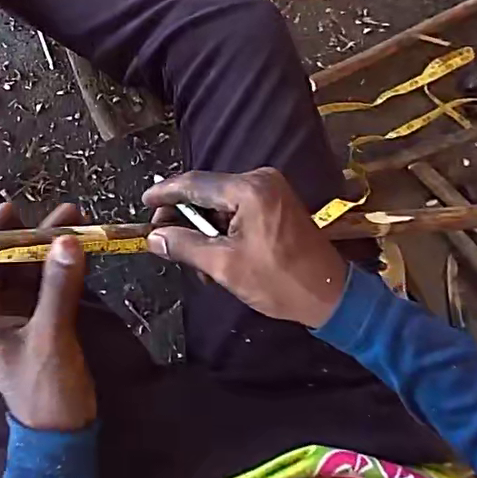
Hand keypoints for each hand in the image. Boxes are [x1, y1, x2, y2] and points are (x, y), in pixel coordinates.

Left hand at [0, 202, 96, 431]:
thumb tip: (66, 242)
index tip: (11, 207)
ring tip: (78, 224)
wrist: (65, 442)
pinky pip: (51, 291)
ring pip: (34, 277)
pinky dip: (63, 272)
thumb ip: (58, 289)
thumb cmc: (47, 393)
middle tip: (65, 213)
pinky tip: (80, 255)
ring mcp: (23, 323)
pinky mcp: (46, 329)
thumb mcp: (52, 338)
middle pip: (13, 267)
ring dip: (53, 253)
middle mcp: (0, 317)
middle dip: (35, 239)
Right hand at [142, 169, 348, 327]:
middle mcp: (260, 180)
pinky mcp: (276, 202)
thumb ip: (183, 245)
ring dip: (201, 225)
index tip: (144, 201)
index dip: (165, 193)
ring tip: (190, 254)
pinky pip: (235, 207)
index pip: (194, 183)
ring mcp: (270, 189)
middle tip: (163, 236)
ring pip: (218, 201)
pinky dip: (220, 226)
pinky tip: (212, 249)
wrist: (333, 298)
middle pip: (205, 190)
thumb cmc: (279, 281)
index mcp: (249, 190)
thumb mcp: (223, 266)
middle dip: (182, 214)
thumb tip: (153, 237)